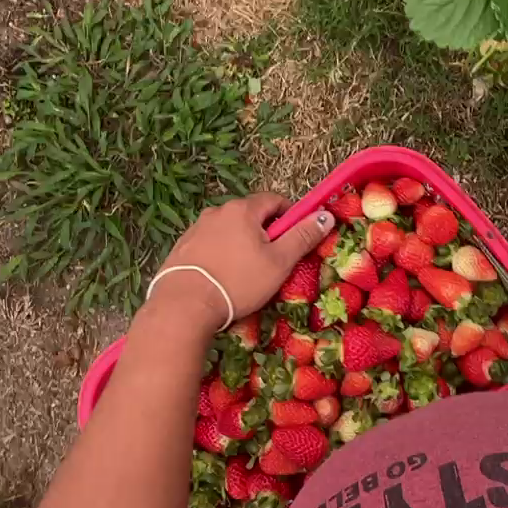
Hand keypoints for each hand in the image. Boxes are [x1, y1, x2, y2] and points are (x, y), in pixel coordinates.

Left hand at [144, 194, 334, 336]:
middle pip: (250, 215)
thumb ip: (303, 236)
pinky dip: (220, 255)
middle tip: (273, 261)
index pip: (274, 200)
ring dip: (241, 244)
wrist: (183, 306)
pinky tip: (222, 278)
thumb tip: (325, 215)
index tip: (295, 238)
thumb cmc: (238, 282)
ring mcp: (196, 229)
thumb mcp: (279, 262)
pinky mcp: (181, 248)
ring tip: (246, 273)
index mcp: (243, 209)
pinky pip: (209, 245)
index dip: (290, 216)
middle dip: (265, 233)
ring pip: (228, 230)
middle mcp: (217, 212)